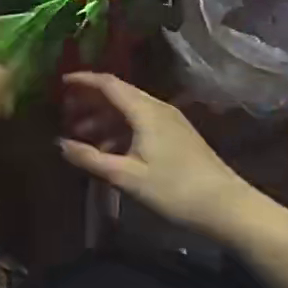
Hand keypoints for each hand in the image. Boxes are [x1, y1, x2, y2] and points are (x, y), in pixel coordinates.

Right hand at [58, 72, 247, 229]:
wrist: (227, 207)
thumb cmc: (174, 189)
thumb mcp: (125, 176)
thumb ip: (90, 158)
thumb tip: (60, 143)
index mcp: (145, 111)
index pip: (108, 84)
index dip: (83, 80)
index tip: (61, 83)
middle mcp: (157, 108)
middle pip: (118, 94)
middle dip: (90, 101)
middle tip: (66, 112)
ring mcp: (170, 122)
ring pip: (129, 110)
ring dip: (104, 118)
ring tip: (82, 136)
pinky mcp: (177, 136)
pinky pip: (141, 122)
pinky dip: (120, 130)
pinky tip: (109, 151)